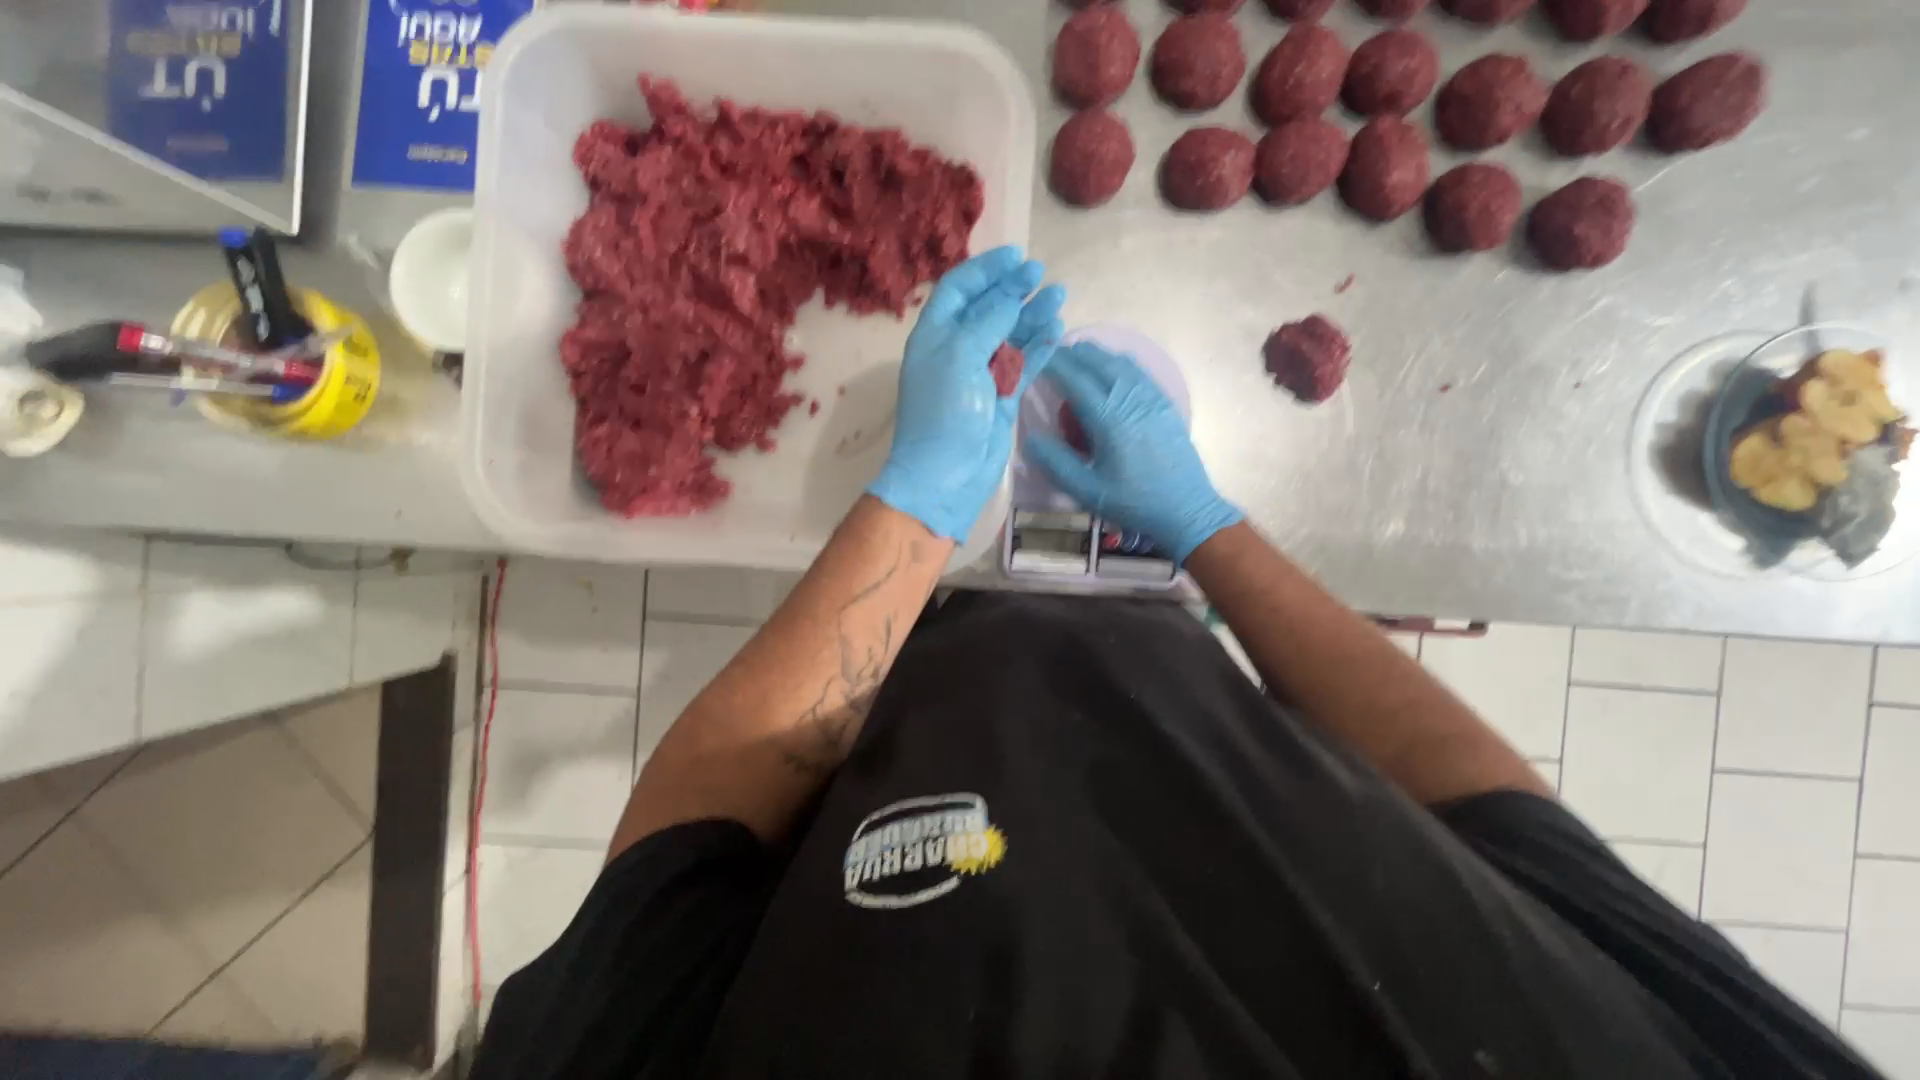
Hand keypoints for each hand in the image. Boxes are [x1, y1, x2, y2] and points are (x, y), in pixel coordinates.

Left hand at [868, 246, 1066, 541]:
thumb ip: (988, 321)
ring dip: (1032, 314)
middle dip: (1013, 288)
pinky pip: (1024, 362)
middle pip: (988, 307)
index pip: (959, 289)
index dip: (985, 270)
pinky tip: (1057, 328)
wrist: (945, 475)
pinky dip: (1040, 345)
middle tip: (1041, 274)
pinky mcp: (1003, 396)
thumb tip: (1011, 294)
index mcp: (935, 334)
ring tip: (1059, 295)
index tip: (1015, 256)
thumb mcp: (960, 356)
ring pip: (1011, 334)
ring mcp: (981, 373)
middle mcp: (957, 348)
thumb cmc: (943, 412)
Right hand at [1024, 343, 1242, 563]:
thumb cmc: (1133, 503)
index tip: (1036, 356)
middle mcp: (1131, 400)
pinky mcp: (1165, 404)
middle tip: (1052, 351)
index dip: (1054, 365)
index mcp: (1109, 419)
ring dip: (1097, 355)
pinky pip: (1138, 372)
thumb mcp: (1087, 491)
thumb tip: (1030, 439)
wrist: (1186, 510)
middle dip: (1074, 354)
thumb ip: (1056, 463)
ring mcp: (1152, 399)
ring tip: (1078, 354)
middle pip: (1099, 363)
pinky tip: (1112, 368)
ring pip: (1121, 363)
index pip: (1076, 380)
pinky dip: (1119, 363)